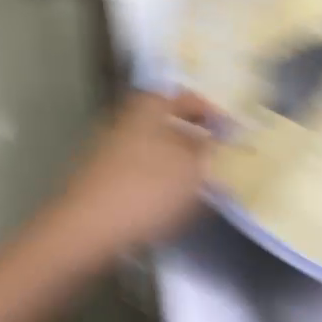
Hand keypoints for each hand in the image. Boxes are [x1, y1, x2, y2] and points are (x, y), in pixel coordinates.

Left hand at [51, 92, 217, 258]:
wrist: (89, 223)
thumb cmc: (146, 188)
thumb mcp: (191, 168)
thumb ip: (208, 149)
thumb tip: (215, 137)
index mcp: (149, 106)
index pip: (187, 98)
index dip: (211, 111)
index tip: (232, 130)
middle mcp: (127, 116)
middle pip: (167, 118)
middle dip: (193, 134)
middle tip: (217, 155)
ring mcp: (111, 141)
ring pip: (154, 142)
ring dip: (176, 156)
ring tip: (199, 180)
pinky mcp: (103, 169)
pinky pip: (140, 164)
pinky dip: (158, 174)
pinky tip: (168, 197)